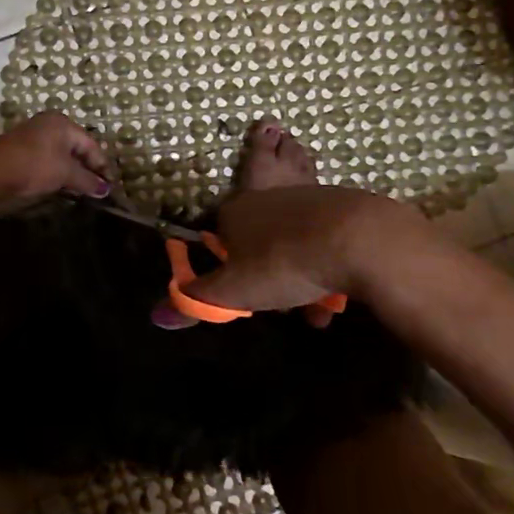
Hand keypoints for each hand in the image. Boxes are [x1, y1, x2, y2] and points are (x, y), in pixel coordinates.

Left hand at [0, 111, 112, 208]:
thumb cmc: (36, 165)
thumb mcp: (66, 174)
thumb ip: (87, 181)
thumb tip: (105, 190)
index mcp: (64, 124)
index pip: (91, 145)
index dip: (102, 166)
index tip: (109, 186)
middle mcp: (49, 124)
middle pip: (76, 147)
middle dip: (87, 169)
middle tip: (96, 189)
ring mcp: (34, 135)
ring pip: (61, 154)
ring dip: (72, 172)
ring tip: (80, 190)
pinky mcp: (21, 148)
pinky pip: (47, 158)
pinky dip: (57, 171)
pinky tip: (59, 185)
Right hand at [151, 185, 443, 326]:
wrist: (356, 238)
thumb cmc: (282, 262)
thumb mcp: (232, 290)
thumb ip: (196, 301)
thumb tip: (157, 316)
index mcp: (236, 211)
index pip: (220, 231)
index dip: (227, 261)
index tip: (240, 287)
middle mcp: (268, 198)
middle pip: (260, 234)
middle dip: (268, 267)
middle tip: (282, 298)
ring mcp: (307, 197)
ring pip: (297, 240)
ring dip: (303, 274)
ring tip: (317, 309)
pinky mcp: (342, 205)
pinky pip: (328, 240)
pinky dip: (329, 267)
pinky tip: (339, 294)